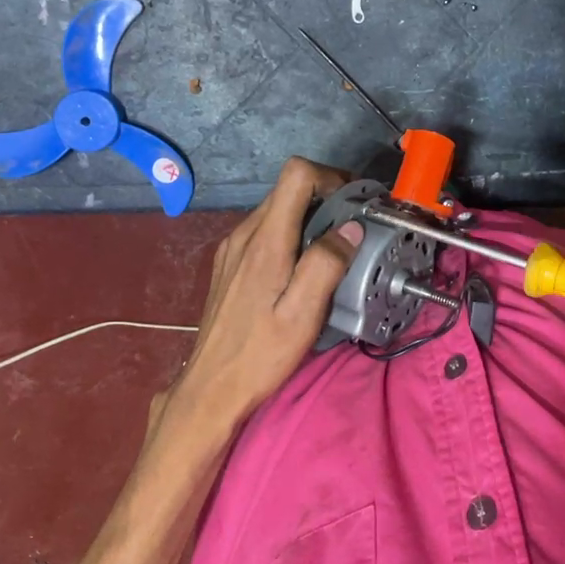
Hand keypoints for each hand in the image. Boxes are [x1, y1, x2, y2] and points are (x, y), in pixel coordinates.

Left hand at [174, 158, 362, 422]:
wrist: (211, 388)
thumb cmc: (260, 355)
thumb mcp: (303, 315)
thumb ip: (326, 264)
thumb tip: (351, 227)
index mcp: (265, 241)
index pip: (296, 175)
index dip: (330, 176)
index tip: (353, 201)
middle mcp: (244, 235)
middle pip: (288, 190)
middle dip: (326, 198)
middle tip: (353, 227)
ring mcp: (232, 248)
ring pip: (276, 210)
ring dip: (309, 217)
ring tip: (334, 249)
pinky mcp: (229, 264)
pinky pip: (265, 231)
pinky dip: (291, 235)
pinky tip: (303, 268)